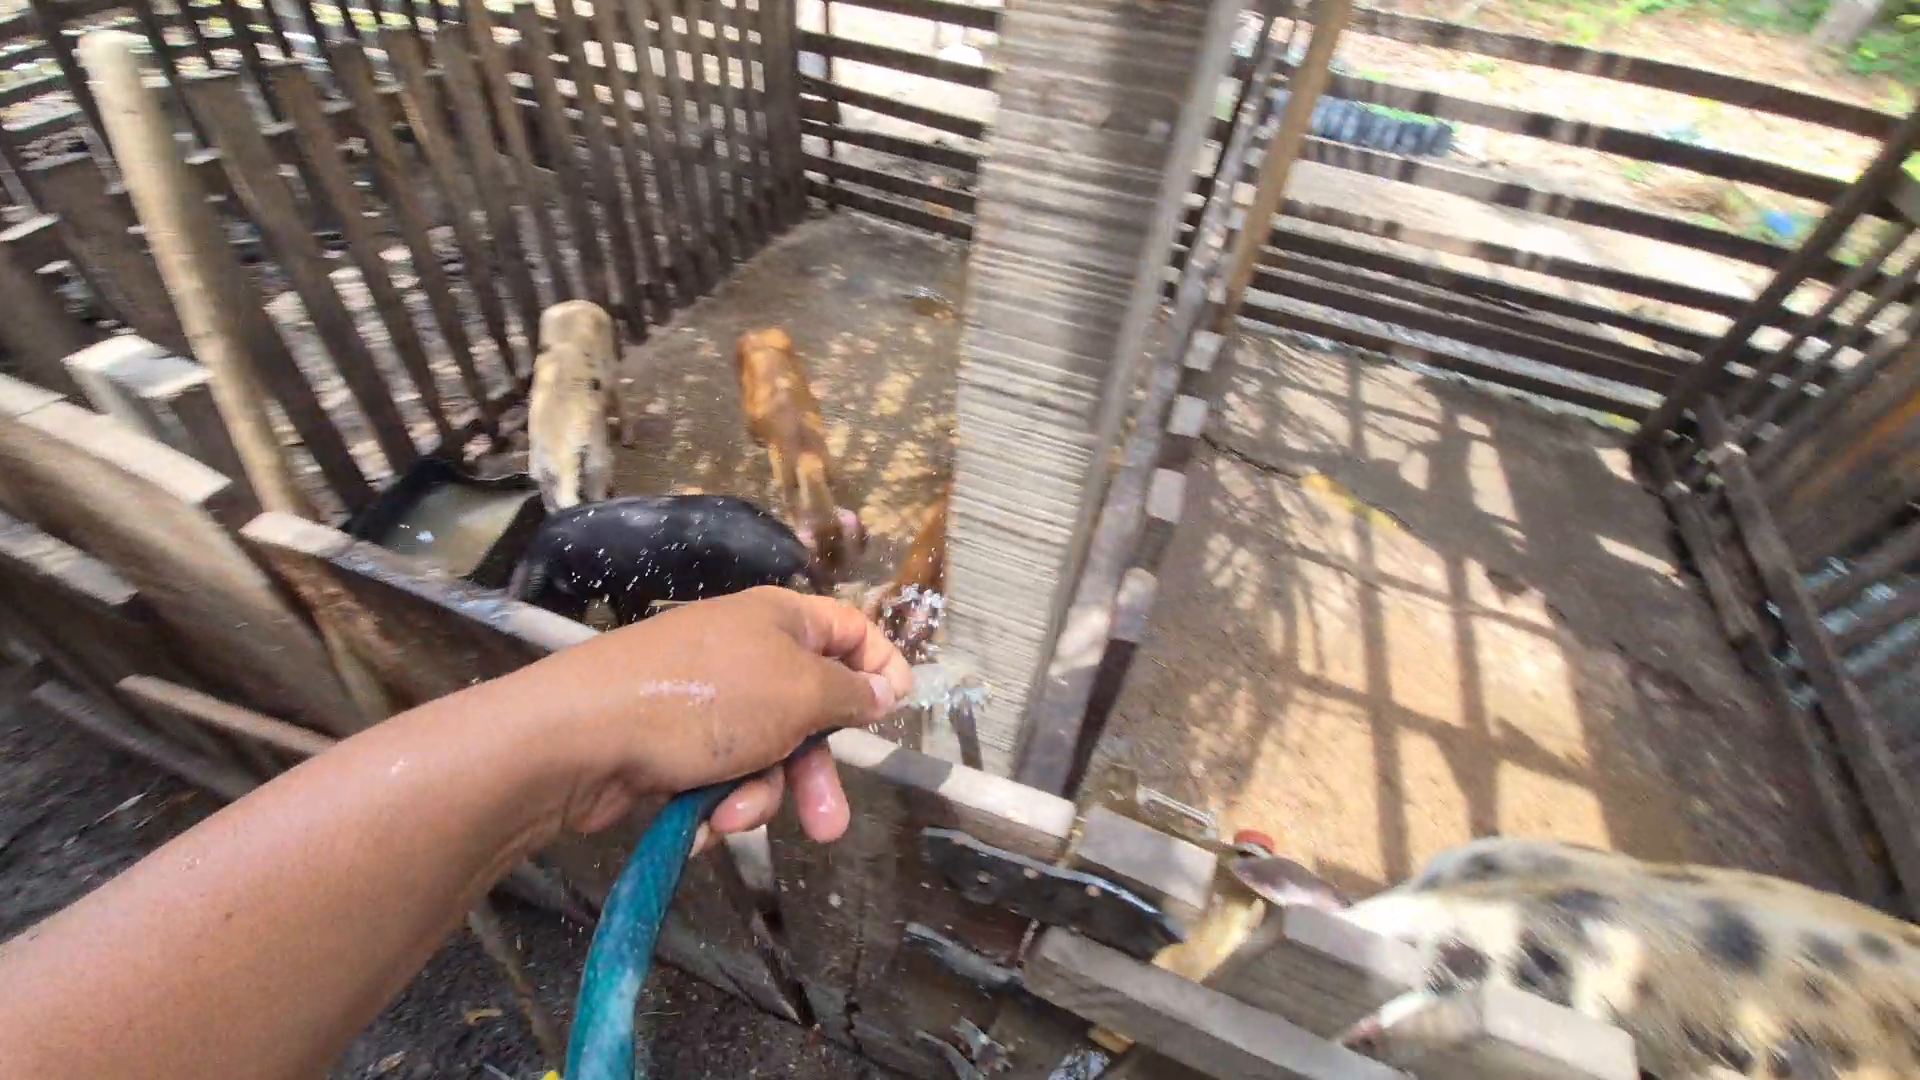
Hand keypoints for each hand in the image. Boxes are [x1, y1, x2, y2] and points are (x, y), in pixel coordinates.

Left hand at [497, 587, 912, 843]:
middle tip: (830, 824)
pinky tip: (704, 819)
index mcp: (782, 620)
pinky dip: (721, 798)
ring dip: (762, 793)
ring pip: (769, 751)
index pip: (852, 630)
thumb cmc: (707, 699)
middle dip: (816, 770)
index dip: (881, 666)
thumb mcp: (800, 693)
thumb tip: (886, 690)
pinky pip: (725, 771)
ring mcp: (711, 697)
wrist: (580, 737)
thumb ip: (852, 694)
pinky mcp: (678, 740)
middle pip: (811, 708)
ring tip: (736, 817)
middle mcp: (750, 652)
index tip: (897, 710)